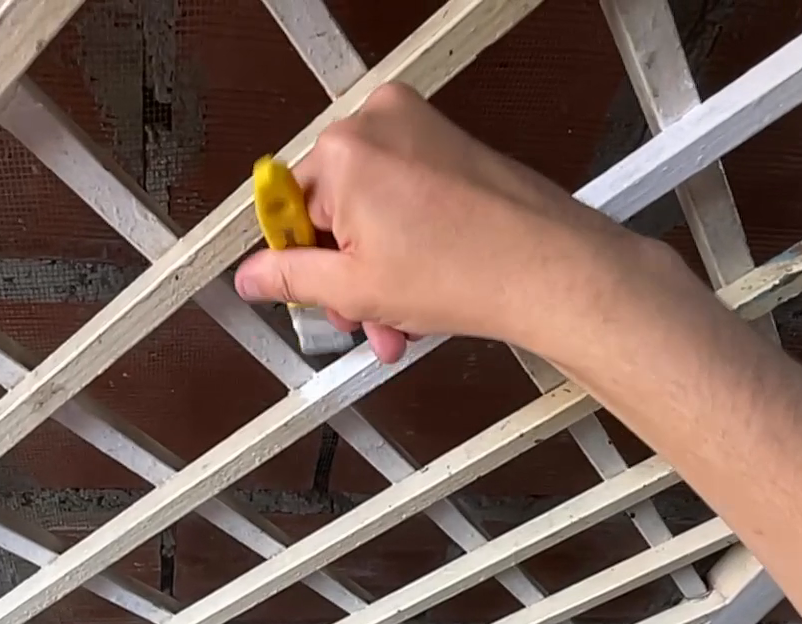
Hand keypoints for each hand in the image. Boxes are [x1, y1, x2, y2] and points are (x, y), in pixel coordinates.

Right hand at [234, 82, 649, 362]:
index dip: (298, 264)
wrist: (549, 269)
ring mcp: (417, 129)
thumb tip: (252, 276)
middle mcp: (377, 124)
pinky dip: (403, 248)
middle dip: (346, 278)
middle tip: (363, 319)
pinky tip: (418, 294)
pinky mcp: (446, 145)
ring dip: (376, 276)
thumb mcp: (353, 290)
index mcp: (342, 152)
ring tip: (399, 321)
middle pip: (330, 214)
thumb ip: (289, 279)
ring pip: (368, 215)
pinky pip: (401, 200)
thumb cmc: (466, 270)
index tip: (308, 293)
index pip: (286, 210)